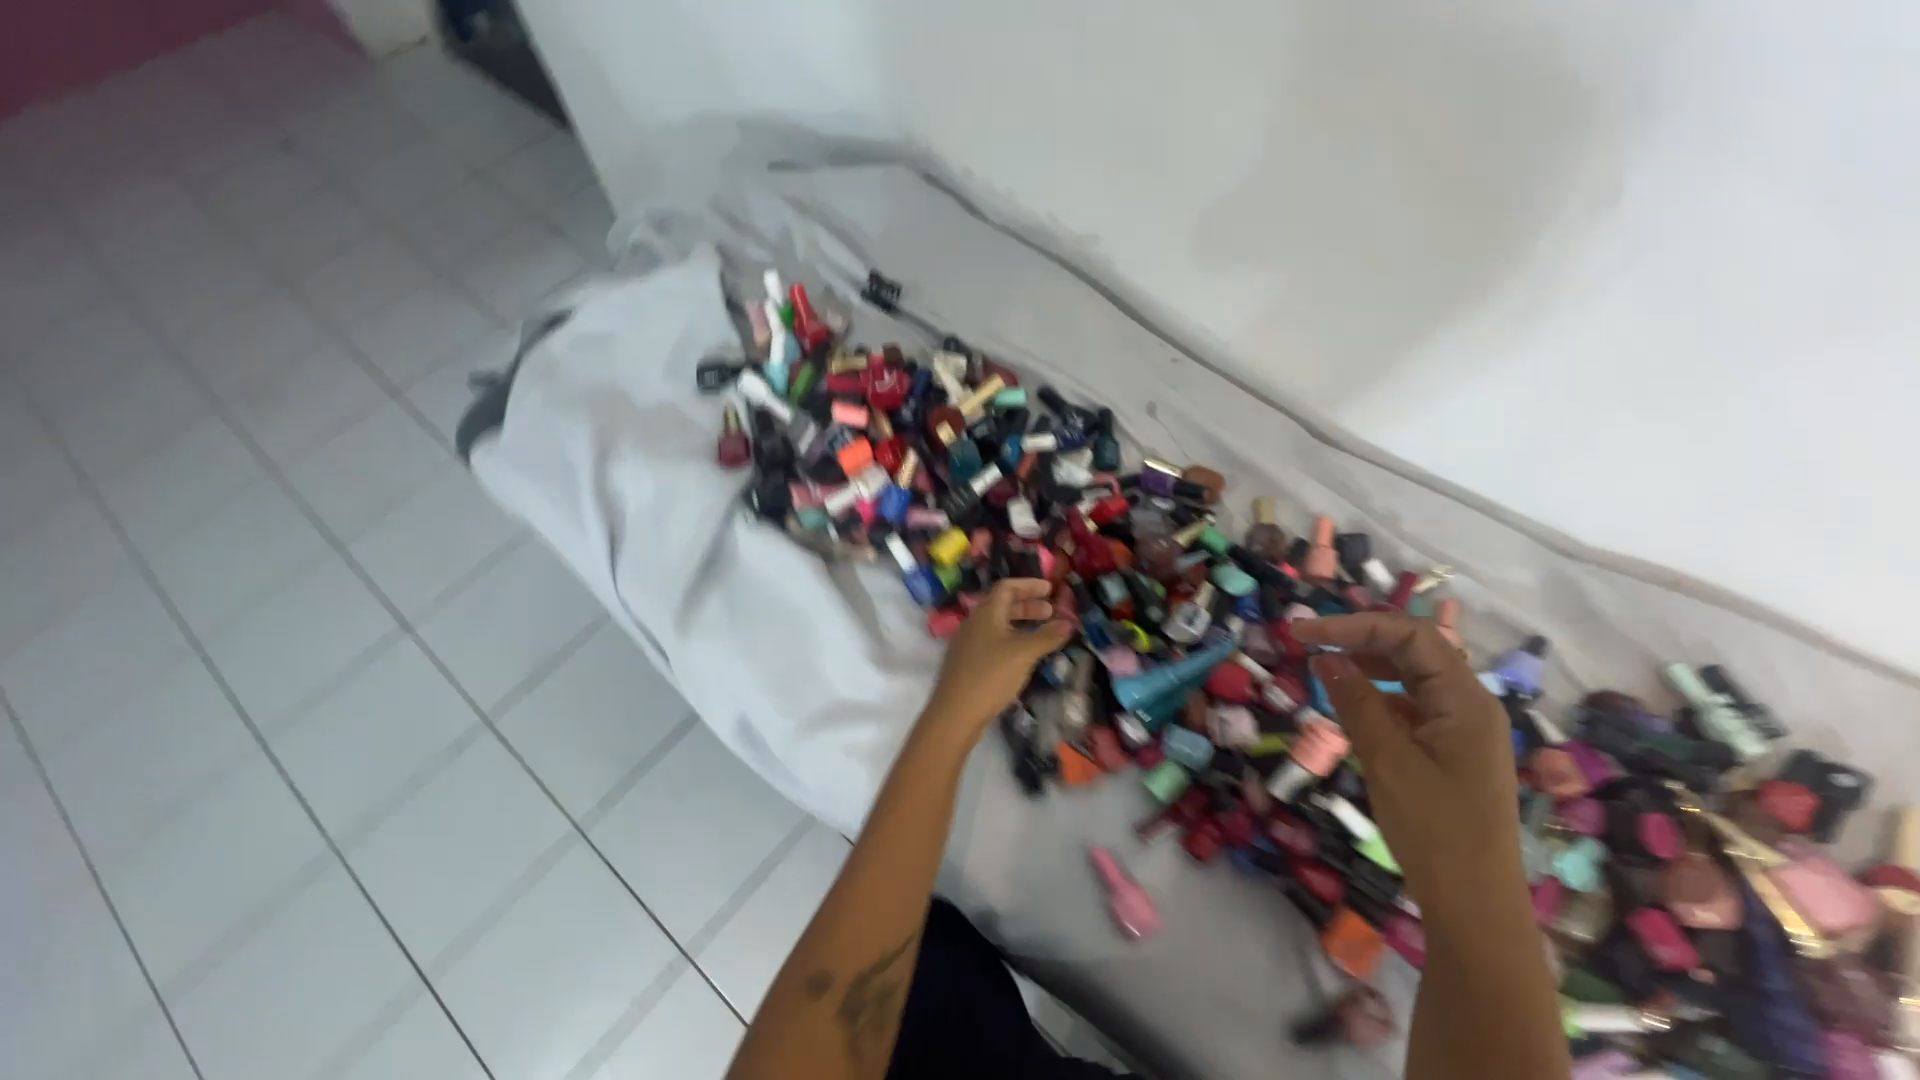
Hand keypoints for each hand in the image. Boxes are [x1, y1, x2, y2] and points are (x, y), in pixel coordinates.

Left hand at [921, 579, 1072, 744]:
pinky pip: (991, 642)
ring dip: (1019, 625)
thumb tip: (1069, 623)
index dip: (1029, 585)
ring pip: (996, 625)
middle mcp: (973, 623)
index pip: (1006, 587)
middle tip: (1049, 612)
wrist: (955, 713)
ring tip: (1040, 636)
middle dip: (1027, 606)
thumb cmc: (990, 675)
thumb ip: (1047, 636)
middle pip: (1001, 605)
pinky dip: (1010, 640)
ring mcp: (967, 644)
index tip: (1050, 589)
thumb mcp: (1024, 654)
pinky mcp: (966, 663)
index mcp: (986, 613)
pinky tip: (1021, 658)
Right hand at [1294, 613, 1524, 919]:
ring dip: (1367, 665)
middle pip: (1414, 650)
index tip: (1303, 632)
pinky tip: (1348, 708)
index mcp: (1465, 700)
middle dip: (1359, 638)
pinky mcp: (1451, 752)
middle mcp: (1470, 705)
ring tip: (1321, 668)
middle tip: (1305, 641)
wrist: (1475, 904)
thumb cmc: (1434, 830)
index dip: (1355, 624)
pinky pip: (1412, 707)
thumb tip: (1326, 657)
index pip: (1411, 635)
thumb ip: (1357, 703)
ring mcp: (1463, 729)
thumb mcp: (1387, 761)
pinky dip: (1378, 698)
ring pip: (1412, 678)